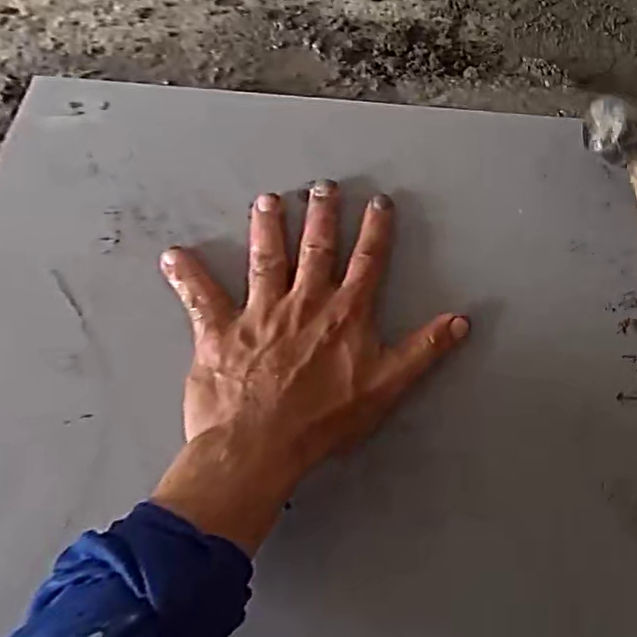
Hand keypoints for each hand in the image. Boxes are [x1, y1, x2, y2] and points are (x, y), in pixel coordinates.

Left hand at [150, 181, 468, 551]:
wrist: (256, 451)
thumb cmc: (325, 418)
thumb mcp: (388, 384)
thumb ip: (425, 348)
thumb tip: (462, 320)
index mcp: (346, 312)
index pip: (368, 260)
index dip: (376, 229)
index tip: (379, 202)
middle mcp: (306, 302)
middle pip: (317, 249)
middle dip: (322, 216)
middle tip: (322, 186)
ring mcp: (260, 314)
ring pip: (266, 261)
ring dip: (268, 228)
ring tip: (268, 199)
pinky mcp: (219, 335)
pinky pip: (201, 299)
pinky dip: (188, 276)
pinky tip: (174, 254)